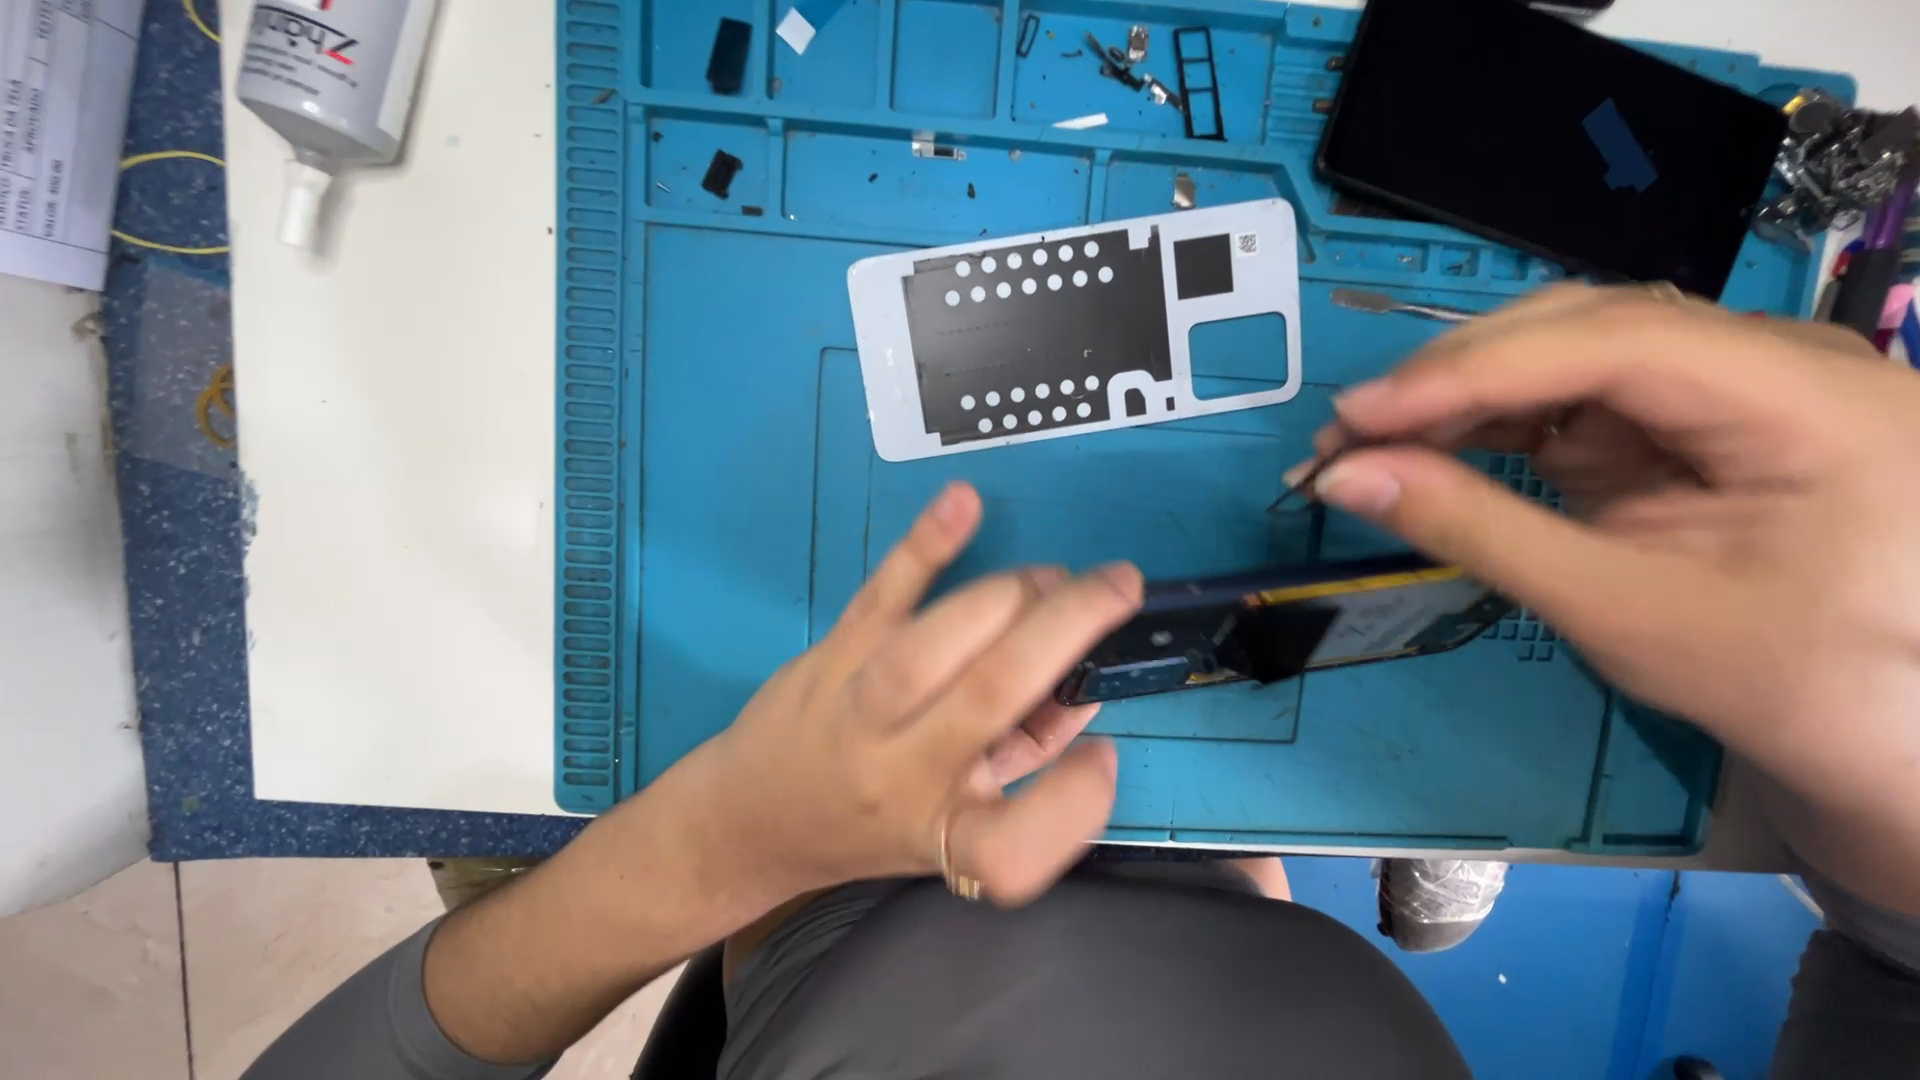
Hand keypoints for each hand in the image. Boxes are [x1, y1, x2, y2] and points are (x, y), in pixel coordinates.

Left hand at [704, 482, 1143, 906]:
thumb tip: (1086, 684)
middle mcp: (900, 774)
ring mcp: (858, 708)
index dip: (1074, 801)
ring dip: (1010, 595)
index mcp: (944, 835)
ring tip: (1055, 578)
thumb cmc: (869, 825)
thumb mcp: (957, 819)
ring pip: (937, 641)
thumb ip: (1028, 756)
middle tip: (1119, 586)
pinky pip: (881, 597)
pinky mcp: (831, 656)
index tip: (1105, 756)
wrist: (752, 819)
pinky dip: (924, 546)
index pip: (1014, 847)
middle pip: (990, 692)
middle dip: (1065, 627)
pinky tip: (962, 503)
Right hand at [1302, 284, 1919, 907]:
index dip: (1468, 371)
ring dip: (1452, 393)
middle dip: (1449, 376)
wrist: (1874, 720)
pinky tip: (1420, 447)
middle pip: (1579, 326)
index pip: (1611, 343)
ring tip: (1365, 443)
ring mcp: (1718, 385)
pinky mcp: (1671, 419)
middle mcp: (1769, 361)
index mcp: (1808, 401)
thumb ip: (1474, 531)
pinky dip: (1477, 421)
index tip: (1357, 416)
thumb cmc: (1775, 676)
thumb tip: (1341, 477)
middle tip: (1346, 434)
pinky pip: (1557, 396)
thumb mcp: (1615, 610)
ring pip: (1557, 351)